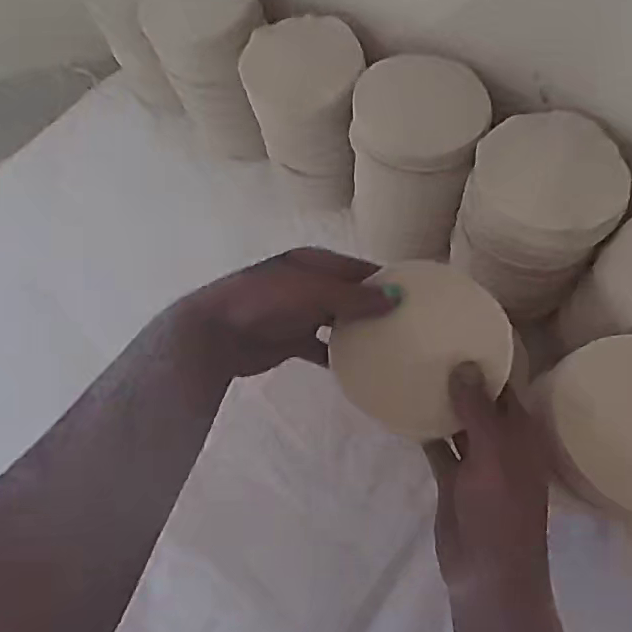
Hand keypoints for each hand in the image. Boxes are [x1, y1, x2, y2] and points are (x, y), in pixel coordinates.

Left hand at [169, 247, 396, 378]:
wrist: (216, 334)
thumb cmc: (266, 302)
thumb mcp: (314, 293)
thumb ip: (354, 297)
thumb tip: (397, 298)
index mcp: (314, 263)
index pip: (358, 269)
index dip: (384, 280)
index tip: (415, 296)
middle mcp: (309, 284)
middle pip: (350, 295)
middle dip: (375, 307)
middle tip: (408, 325)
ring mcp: (299, 313)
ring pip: (338, 322)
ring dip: (358, 332)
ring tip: (390, 346)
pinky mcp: (291, 341)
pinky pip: (322, 348)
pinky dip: (337, 356)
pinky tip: (358, 368)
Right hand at [425, 363, 558, 604]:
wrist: (488, 574)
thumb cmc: (501, 511)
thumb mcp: (493, 455)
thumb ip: (477, 410)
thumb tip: (465, 364)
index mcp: (521, 433)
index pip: (506, 386)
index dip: (488, 361)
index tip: (462, 330)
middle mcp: (501, 442)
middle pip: (480, 401)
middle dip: (460, 377)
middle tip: (430, 342)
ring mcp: (476, 462)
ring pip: (457, 422)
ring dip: (440, 402)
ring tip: (414, 368)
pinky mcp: (453, 479)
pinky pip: (438, 447)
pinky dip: (424, 431)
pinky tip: (403, 409)